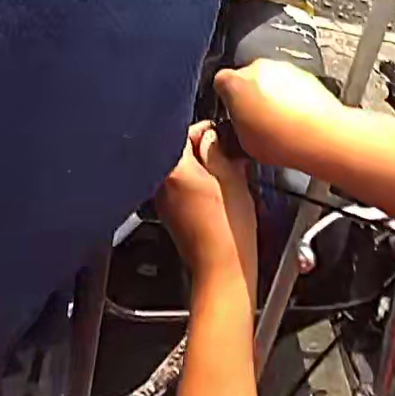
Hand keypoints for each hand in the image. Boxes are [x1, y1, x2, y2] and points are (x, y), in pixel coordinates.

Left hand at [156, 121, 258, 294]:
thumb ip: (217, 147)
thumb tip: (210, 134)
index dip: (206, 129)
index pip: (183, 130)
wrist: (222, 266)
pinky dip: (198, 185)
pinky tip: (218, 195)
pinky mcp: (170, 214)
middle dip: (203, 148)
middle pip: (179, 149)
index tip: (221, 135)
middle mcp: (161, 184)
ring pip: (181, 168)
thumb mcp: (232, 176)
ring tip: (226, 178)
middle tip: (227, 157)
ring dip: (202, 167)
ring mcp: (163, 200)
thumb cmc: (228, 228)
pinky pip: (182, 187)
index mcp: (174, 169)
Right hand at [213, 60, 344, 165]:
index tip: (231, 110)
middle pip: (247, 77)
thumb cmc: (280, 140)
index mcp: (235, 82)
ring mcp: (284, 68)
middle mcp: (259, 68)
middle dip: (250, 94)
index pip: (221, 82)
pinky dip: (291, 94)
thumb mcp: (243, 142)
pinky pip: (291, 82)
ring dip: (272, 93)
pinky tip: (296, 115)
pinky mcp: (306, 73)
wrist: (321, 135)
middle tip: (256, 118)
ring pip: (270, 78)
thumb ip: (235, 126)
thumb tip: (238, 125)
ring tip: (279, 120)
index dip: (226, 98)